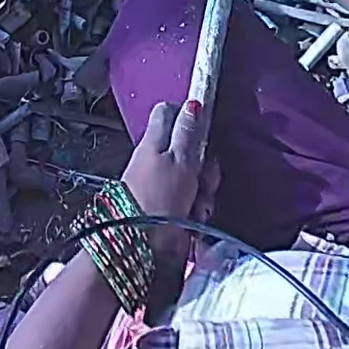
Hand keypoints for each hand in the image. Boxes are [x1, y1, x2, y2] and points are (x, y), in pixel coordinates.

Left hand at [121, 100, 208, 219]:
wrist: (143, 245)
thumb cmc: (160, 196)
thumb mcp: (180, 160)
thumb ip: (187, 133)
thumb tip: (192, 102)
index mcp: (154, 141)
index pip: (169, 114)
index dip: (188, 118)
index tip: (202, 134)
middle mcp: (157, 159)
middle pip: (190, 149)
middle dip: (205, 166)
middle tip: (202, 179)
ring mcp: (163, 184)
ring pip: (196, 177)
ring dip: (203, 192)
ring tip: (197, 207)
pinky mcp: (170, 208)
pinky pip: (192, 201)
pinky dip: (197, 210)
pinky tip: (195, 221)